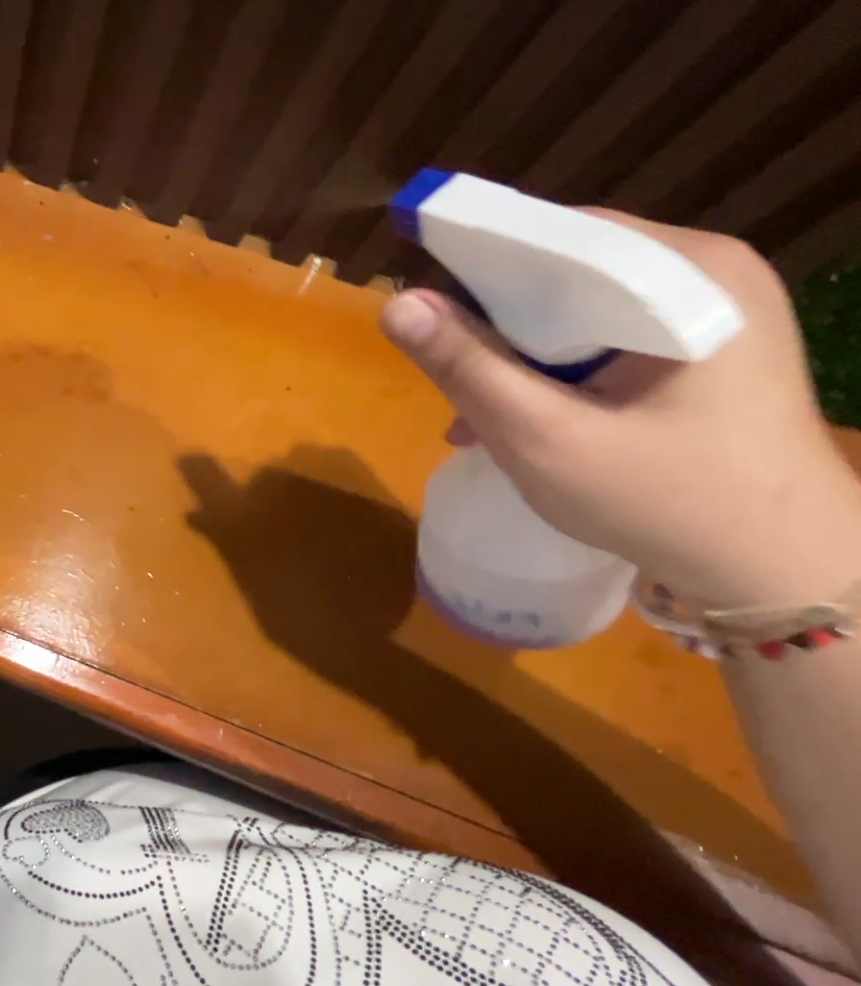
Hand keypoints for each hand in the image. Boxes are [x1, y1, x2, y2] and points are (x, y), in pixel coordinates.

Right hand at [380, 212, 860, 608]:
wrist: (774, 564)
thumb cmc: (662, 499)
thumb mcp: (540, 436)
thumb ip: (467, 367)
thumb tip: (394, 304)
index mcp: (689, 276)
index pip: (560, 237)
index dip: (481, 268)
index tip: (424, 315)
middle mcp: (710, 273)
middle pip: (570, 272)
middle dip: (498, 325)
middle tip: (452, 384)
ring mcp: (717, 308)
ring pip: (583, 307)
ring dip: (521, 354)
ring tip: (479, 414)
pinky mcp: (710, 343)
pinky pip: (609, 334)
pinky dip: (558, 368)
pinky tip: (529, 415)